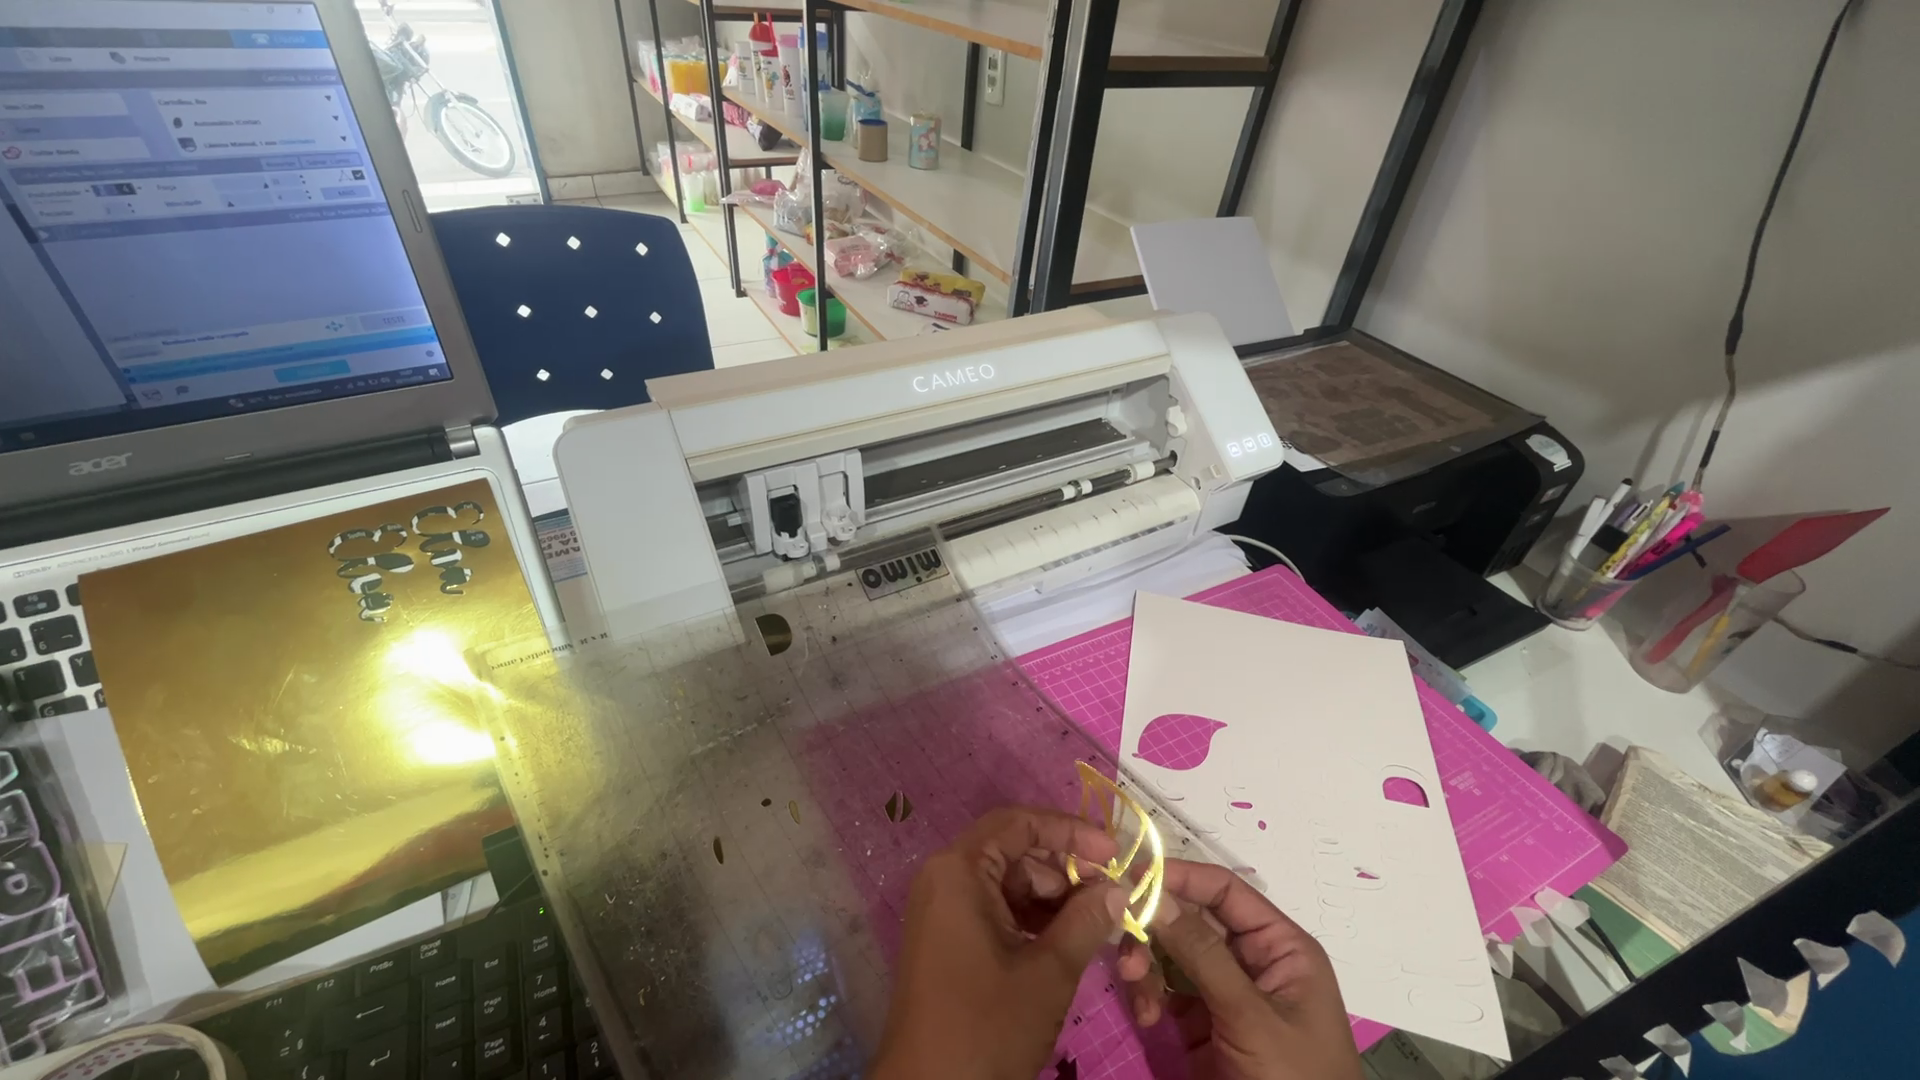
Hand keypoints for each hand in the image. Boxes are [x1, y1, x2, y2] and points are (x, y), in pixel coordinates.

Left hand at [870, 807, 1127, 1079]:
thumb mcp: (1047, 972)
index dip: (1070, 830)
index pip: (1019, 823)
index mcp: (959, 870)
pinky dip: (1032, 919)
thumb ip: (1086, 920)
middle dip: (1064, 868)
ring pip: (1009, 882)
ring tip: (1095, 924)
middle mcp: (945, 877)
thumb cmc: (986, 1026)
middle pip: (1014, 850)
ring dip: (1052, 897)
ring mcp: (943, 909)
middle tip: (1109, 895)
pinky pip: (996, 908)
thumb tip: (1118, 887)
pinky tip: (1065, 941)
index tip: (1114, 852)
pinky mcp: (948, 938)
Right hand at [1117, 860, 1361, 1079]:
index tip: (1133, 875)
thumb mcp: (1250, 1016)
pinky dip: (1148, 996)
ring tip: (1133, 985)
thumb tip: (1155, 894)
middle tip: (1123, 941)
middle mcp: (1252, 960)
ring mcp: (1225, 993)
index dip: (1181, 877)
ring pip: (1171, 953)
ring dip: (1146, 964)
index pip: (1225, 891)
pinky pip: (1165, 990)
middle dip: (1154, 928)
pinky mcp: (1203, 1023)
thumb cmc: (1292, 1079)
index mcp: (1280, 946)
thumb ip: (1202, 954)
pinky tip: (1145, 1017)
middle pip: (1190, 919)